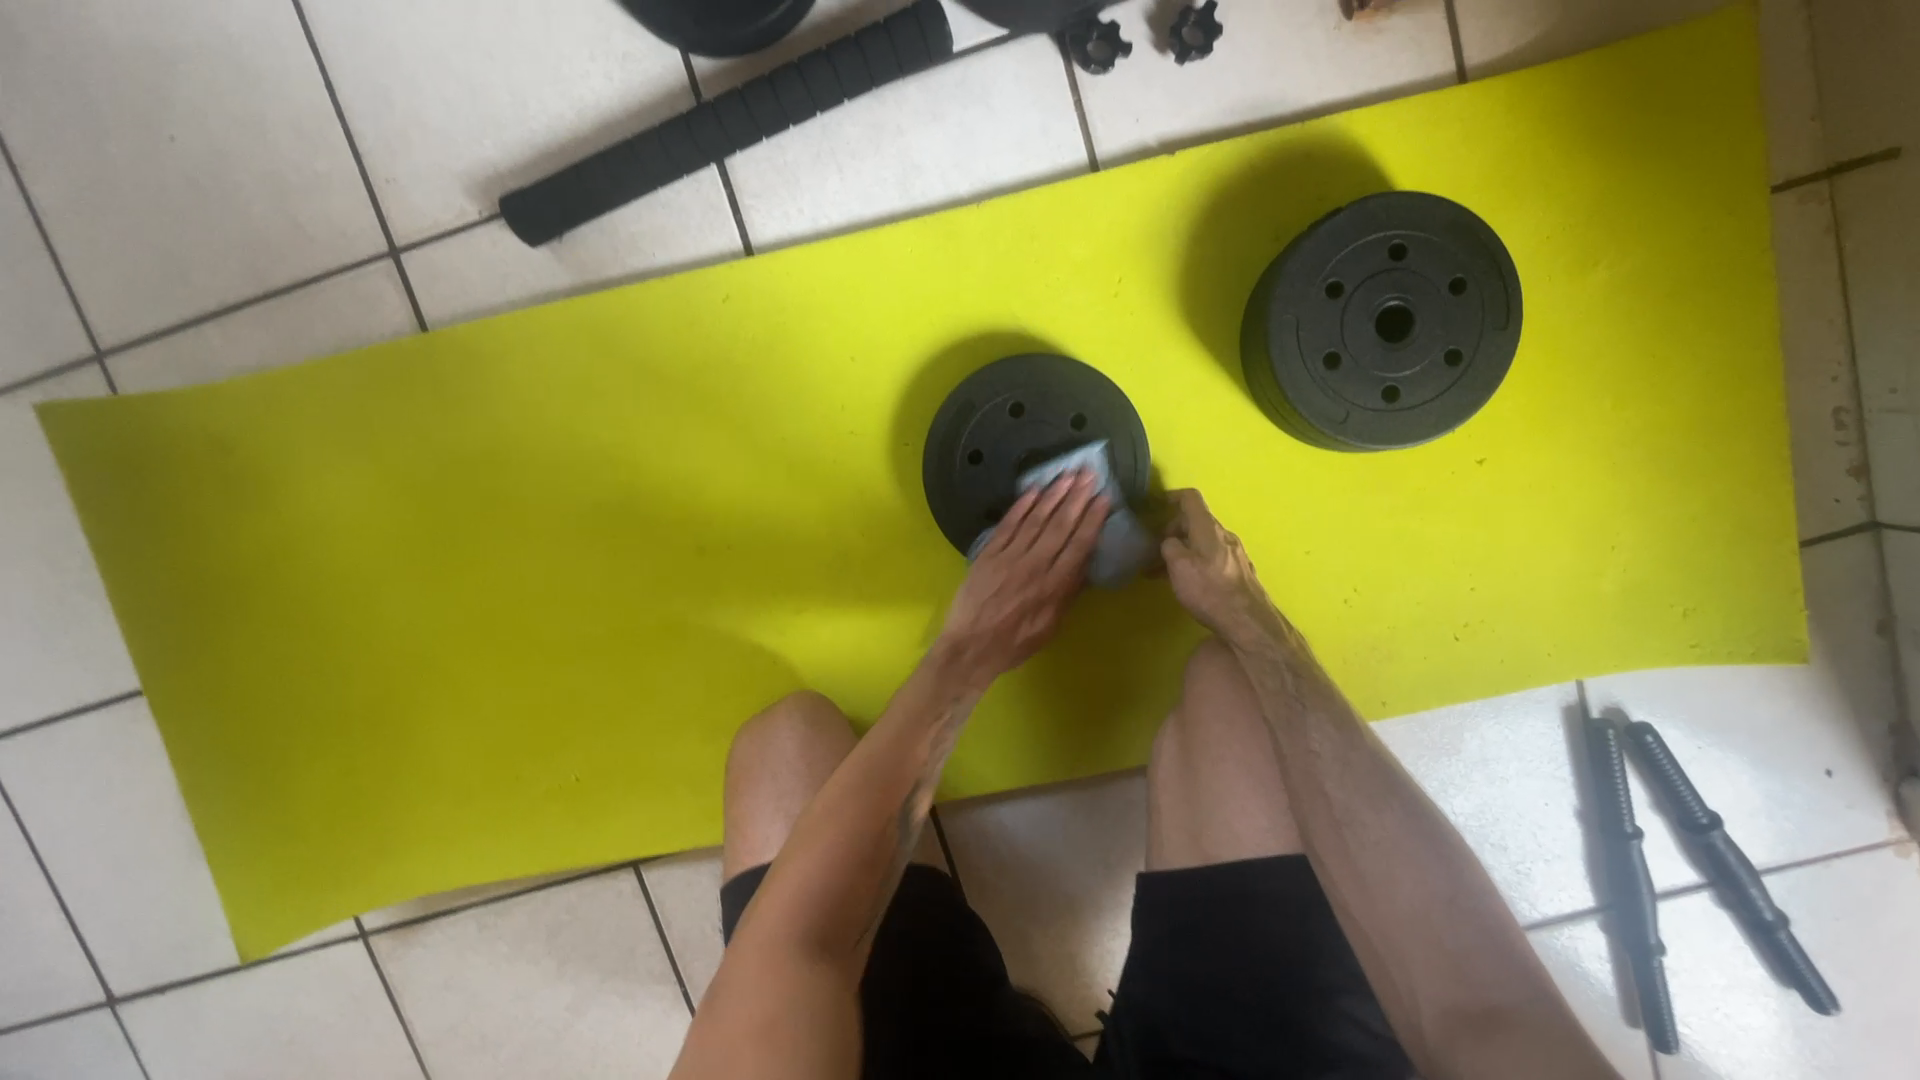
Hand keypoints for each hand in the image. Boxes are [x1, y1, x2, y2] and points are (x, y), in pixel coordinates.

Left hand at [937, 469, 1109, 687]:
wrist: (971, 647)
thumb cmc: (1014, 643)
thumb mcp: (1050, 626)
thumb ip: (1067, 595)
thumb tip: (1084, 567)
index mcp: (1054, 585)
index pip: (1079, 544)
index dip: (1093, 519)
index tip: (1104, 498)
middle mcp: (1035, 565)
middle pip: (1061, 524)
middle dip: (1077, 497)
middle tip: (1090, 474)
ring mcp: (1009, 556)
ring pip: (1036, 519)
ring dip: (1053, 494)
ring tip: (1068, 474)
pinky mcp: (988, 553)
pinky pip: (1008, 524)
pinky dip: (1021, 505)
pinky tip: (1033, 490)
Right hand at [1160, 489, 1283, 647]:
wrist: (1248, 622)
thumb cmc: (1210, 590)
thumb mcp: (1178, 566)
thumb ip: (1169, 547)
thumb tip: (1170, 541)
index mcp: (1208, 528)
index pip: (1191, 499)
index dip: (1171, 497)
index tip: (1156, 506)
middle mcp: (1224, 535)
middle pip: (1196, 522)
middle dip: (1173, 531)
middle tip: (1154, 550)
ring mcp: (1235, 554)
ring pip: (1204, 542)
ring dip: (1183, 550)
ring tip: (1164, 571)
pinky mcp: (1239, 572)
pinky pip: (1212, 558)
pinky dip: (1196, 563)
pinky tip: (1188, 583)